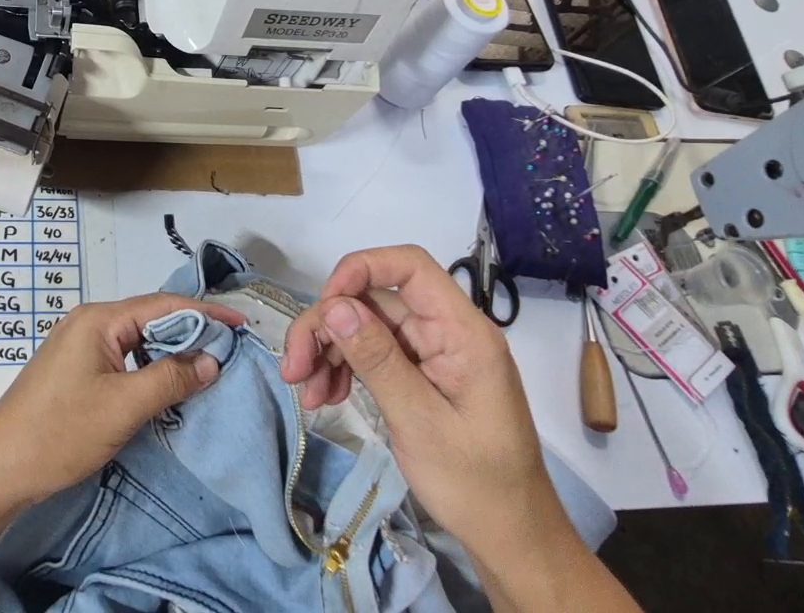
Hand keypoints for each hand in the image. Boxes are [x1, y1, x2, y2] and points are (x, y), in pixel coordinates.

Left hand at [0, 294, 245, 506]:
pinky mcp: (75, 370)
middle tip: (230, 351)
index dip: (206, 313)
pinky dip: (149, 368)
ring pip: (137, 340)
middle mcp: (88, 323)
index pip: (163, 305)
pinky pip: (123, 358)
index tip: (242, 325)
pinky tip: (166, 386)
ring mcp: (79, 347)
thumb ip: (170, 379)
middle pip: (150, 318)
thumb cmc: (60, 432)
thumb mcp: (124, 406)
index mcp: (98, 320)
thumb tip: (211, 360)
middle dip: (191, 332)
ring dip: (170, 353)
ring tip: (206, 369)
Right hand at [280, 245, 575, 561]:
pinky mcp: (417, 373)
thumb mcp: (420, 422)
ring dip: (328, 350)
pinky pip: (370, 353)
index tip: (325, 307)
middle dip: (327, 325)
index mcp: (462, 332)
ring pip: (364, 325)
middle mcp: (445, 331)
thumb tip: (333, 305)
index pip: (410, 266)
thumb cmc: (476, 483)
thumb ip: (377, 359)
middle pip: (374, 298)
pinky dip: (342, 369)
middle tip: (294, 369)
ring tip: (307, 393)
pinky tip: (325, 397)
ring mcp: (430, 352)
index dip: (361, 269)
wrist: (509, 536)